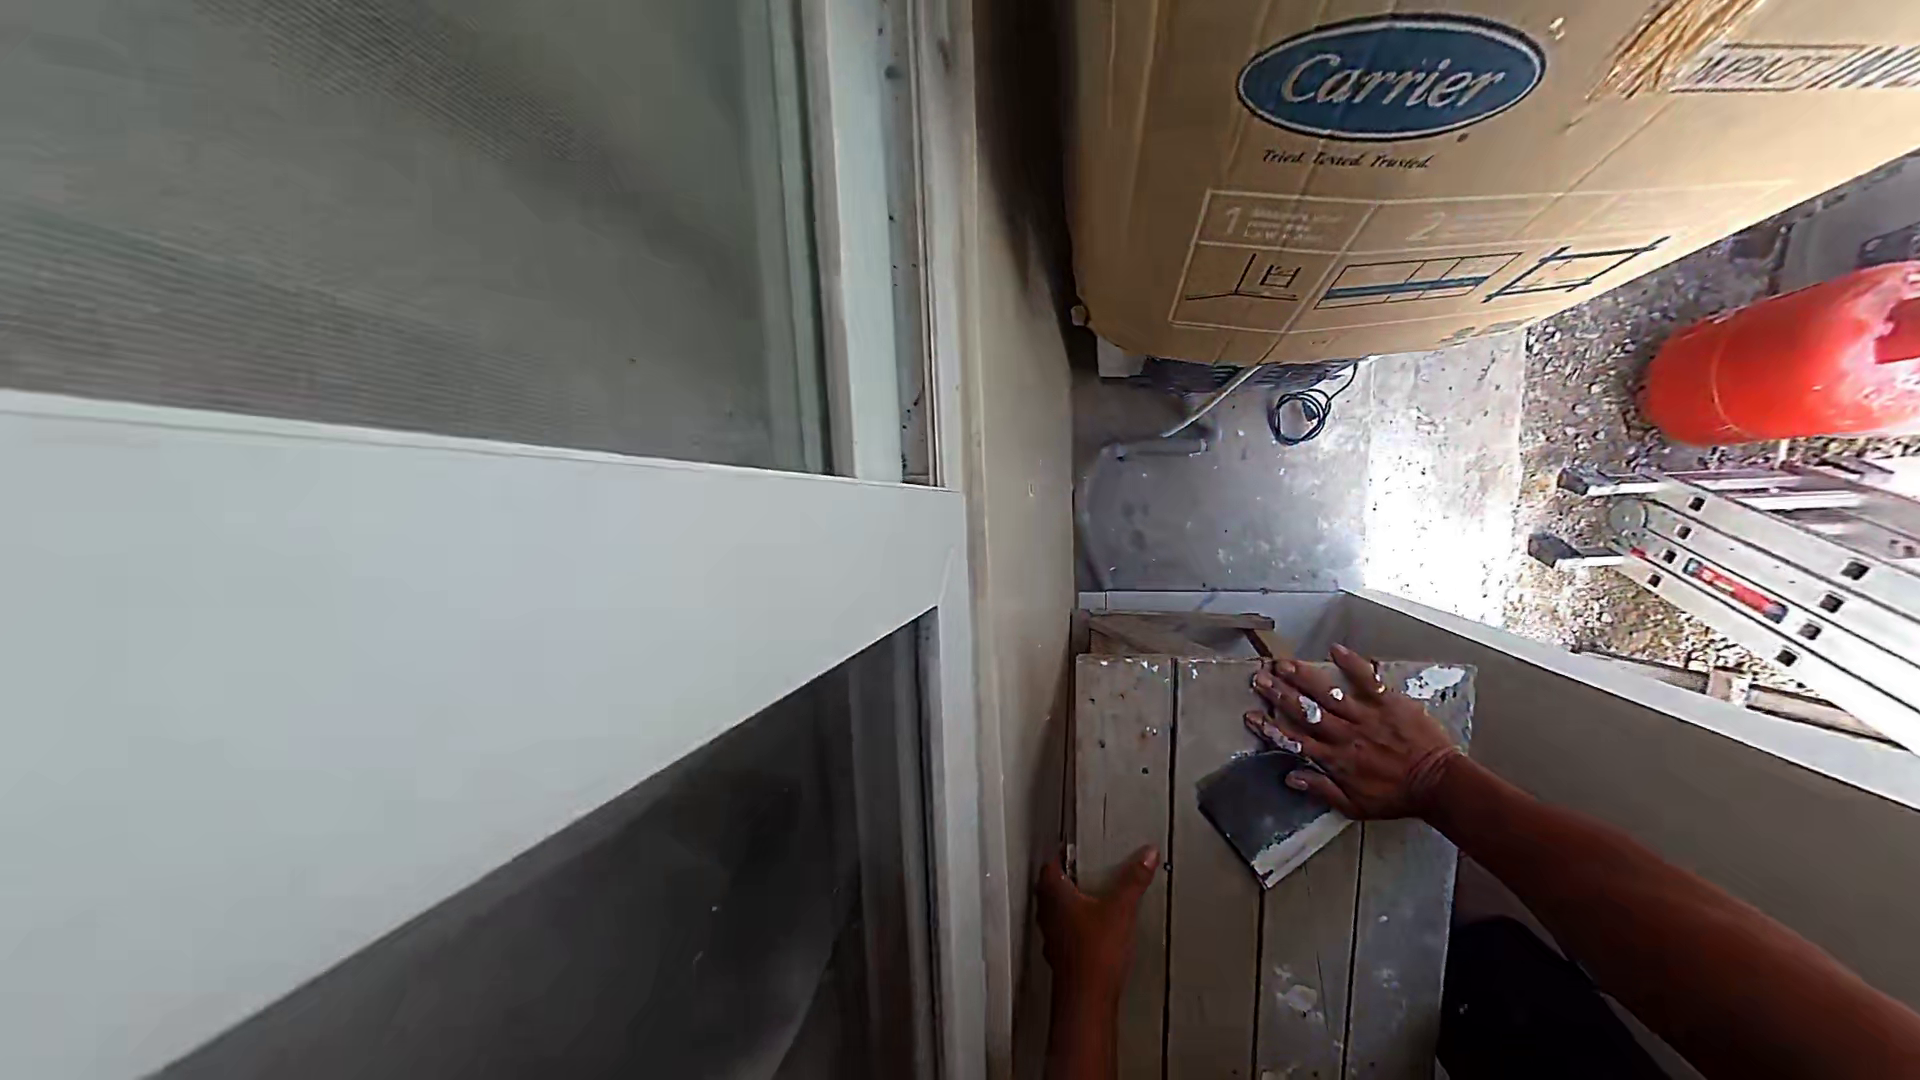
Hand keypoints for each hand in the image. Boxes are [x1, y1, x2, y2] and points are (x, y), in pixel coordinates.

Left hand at [1036, 845, 1159, 1000]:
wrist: (1088, 1001)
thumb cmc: (1096, 953)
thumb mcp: (1121, 909)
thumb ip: (1134, 880)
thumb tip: (1147, 854)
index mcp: (1054, 893)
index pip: (1050, 863)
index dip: (1061, 855)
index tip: (1073, 849)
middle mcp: (1047, 912)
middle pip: (1050, 886)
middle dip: (1066, 877)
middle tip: (1084, 869)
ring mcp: (1050, 935)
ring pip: (1054, 909)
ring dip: (1069, 902)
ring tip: (1090, 897)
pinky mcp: (1059, 955)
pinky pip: (1063, 931)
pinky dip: (1074, 925)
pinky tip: (1092, 930)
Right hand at [1242, 643, 1460, 819]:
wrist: (1441, 787)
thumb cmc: (1397, 797)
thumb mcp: (1356, 806)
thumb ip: (1323, 790)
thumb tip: (1290, 777)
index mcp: (1335, 759)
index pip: (1294, 740)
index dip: (1270, 726)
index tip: (1251, 715)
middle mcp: (1345, 734)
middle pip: (1305, 711)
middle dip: (1279, 694)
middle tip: (1260, 678)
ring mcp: (1366, 716)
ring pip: (1328, 694)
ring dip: (1304, 678)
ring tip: (1284, 664)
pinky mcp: (1389, 704)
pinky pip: (1368, 680)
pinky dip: (1353, 664)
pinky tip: (1335, 649)